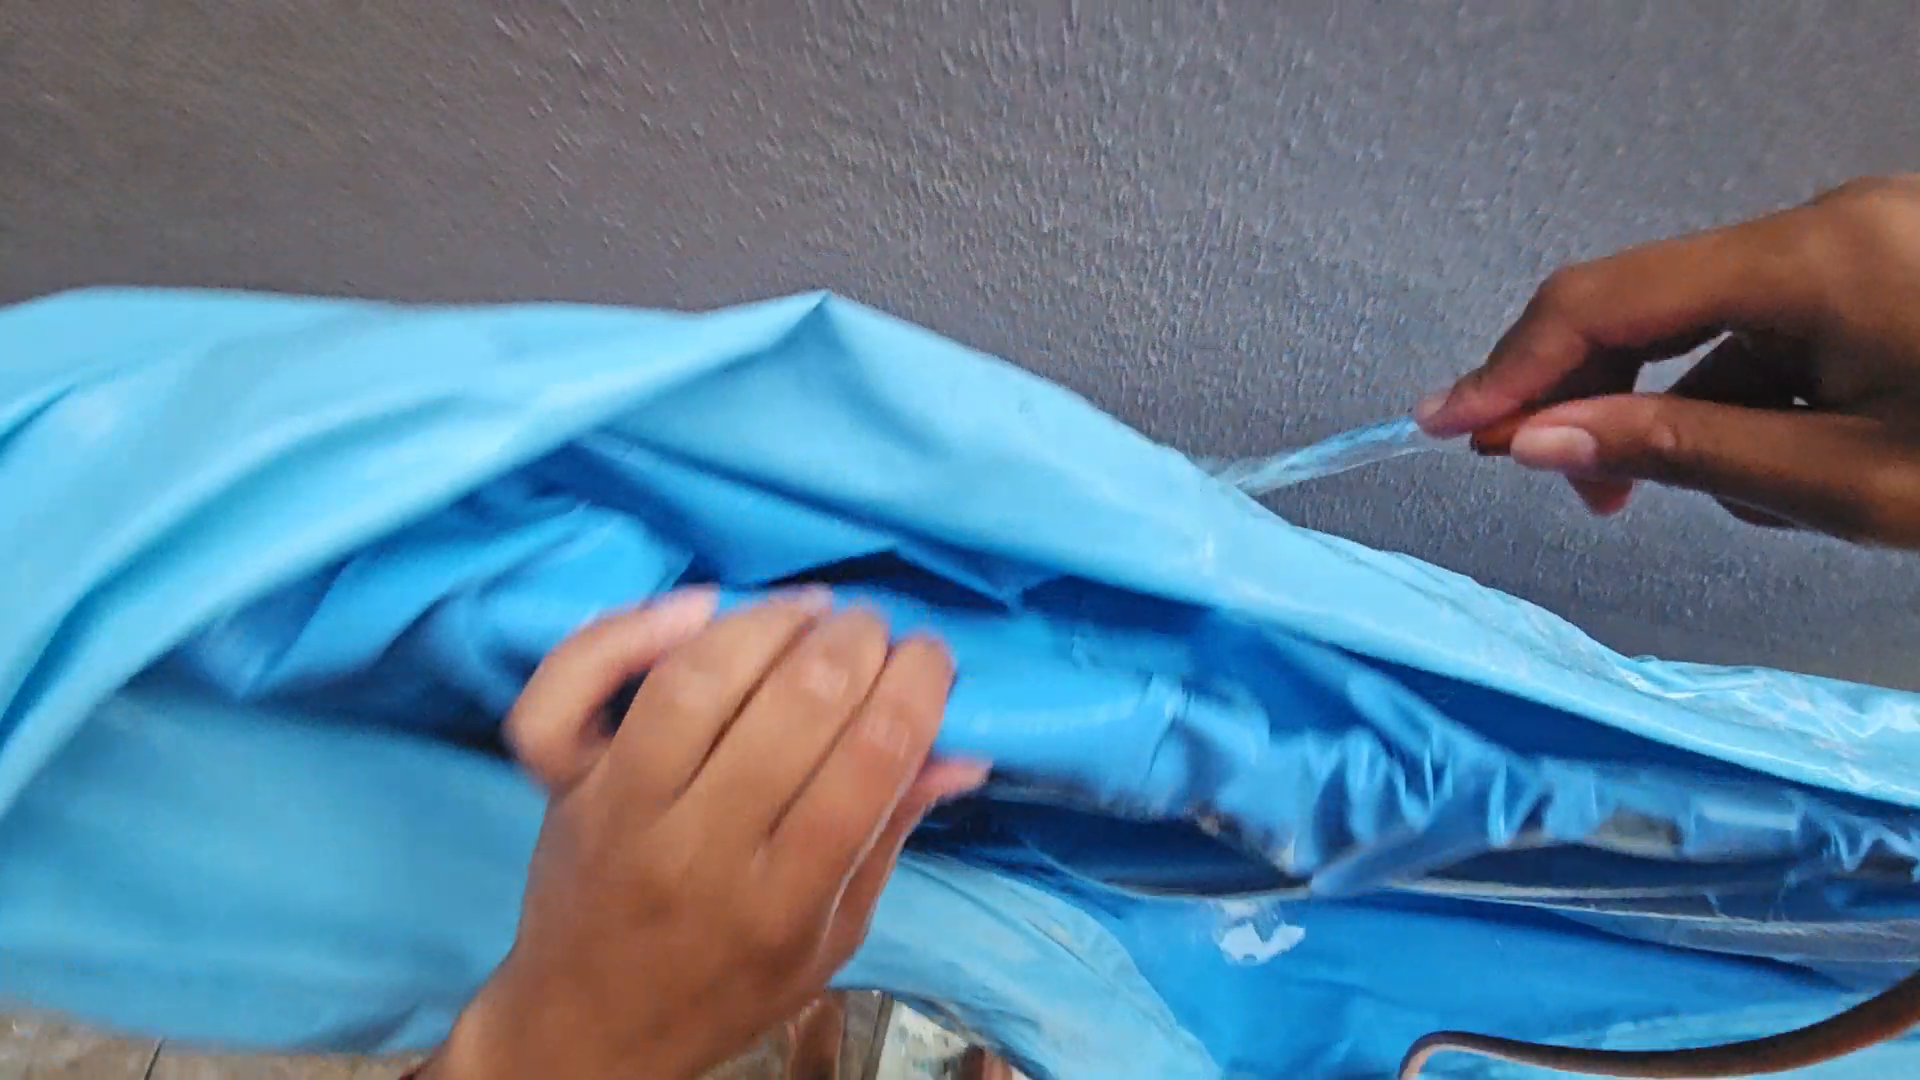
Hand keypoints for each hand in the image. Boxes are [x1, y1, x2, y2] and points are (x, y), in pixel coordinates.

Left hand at [420, 588, 988, 1079]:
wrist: (588, 1029)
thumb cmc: (731, 981)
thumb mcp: (836, 935)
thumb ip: (892, 832)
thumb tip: (962, 749)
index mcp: (783, 900)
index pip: (870, 762)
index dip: (917, 686)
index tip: (931, 657)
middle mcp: (698, 850)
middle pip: (794, 706)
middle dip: (856, 643)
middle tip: (875, 630)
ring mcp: (618, 808)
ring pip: (696, 680)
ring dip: (771, 621)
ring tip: (814, 609)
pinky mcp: (563, 781)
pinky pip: (568, 691)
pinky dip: (626, 632)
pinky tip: (698, 605)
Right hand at [1417, 174, 1919, 547]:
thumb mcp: (1850, 479)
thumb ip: (1672, 449)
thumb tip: (1531, 441)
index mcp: (1819, 257)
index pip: (1599, 303)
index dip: (1504, 369)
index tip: (1441, 424)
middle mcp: (1831, 228)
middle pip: (1635, 305)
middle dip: (1575, 393)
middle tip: (1545, 473)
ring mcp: (1861, 246)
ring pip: (1694, 330)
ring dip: (1655, 411)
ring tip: (1677, 490)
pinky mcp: (1883, 275)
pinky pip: (1758, 335)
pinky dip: (1727, 401)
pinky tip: (1762, 461)